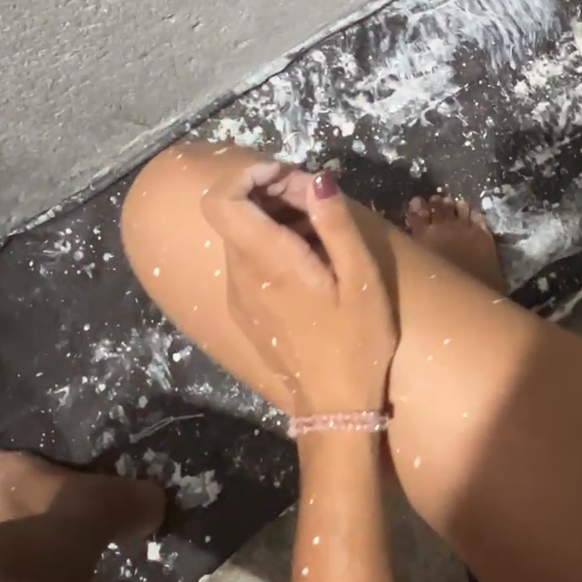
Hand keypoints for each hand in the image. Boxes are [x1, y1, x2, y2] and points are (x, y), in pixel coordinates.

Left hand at [201, 164, 398, 415]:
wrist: (335, 407)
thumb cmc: (356, 341)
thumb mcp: (360, 279)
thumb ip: (336, 225)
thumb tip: (317, 177)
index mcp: (267, 262)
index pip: (221, 200)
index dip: (248, 174)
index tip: (291, 175)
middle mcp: (241, 275)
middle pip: (235, 212)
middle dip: (273, 191)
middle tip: (320, 200)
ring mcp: (240, 295)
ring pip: (243, 235)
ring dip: (277, 217)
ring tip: (324, 229)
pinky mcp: (247, 310)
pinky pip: (249, 260)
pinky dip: (274, 242)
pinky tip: (314, 259)